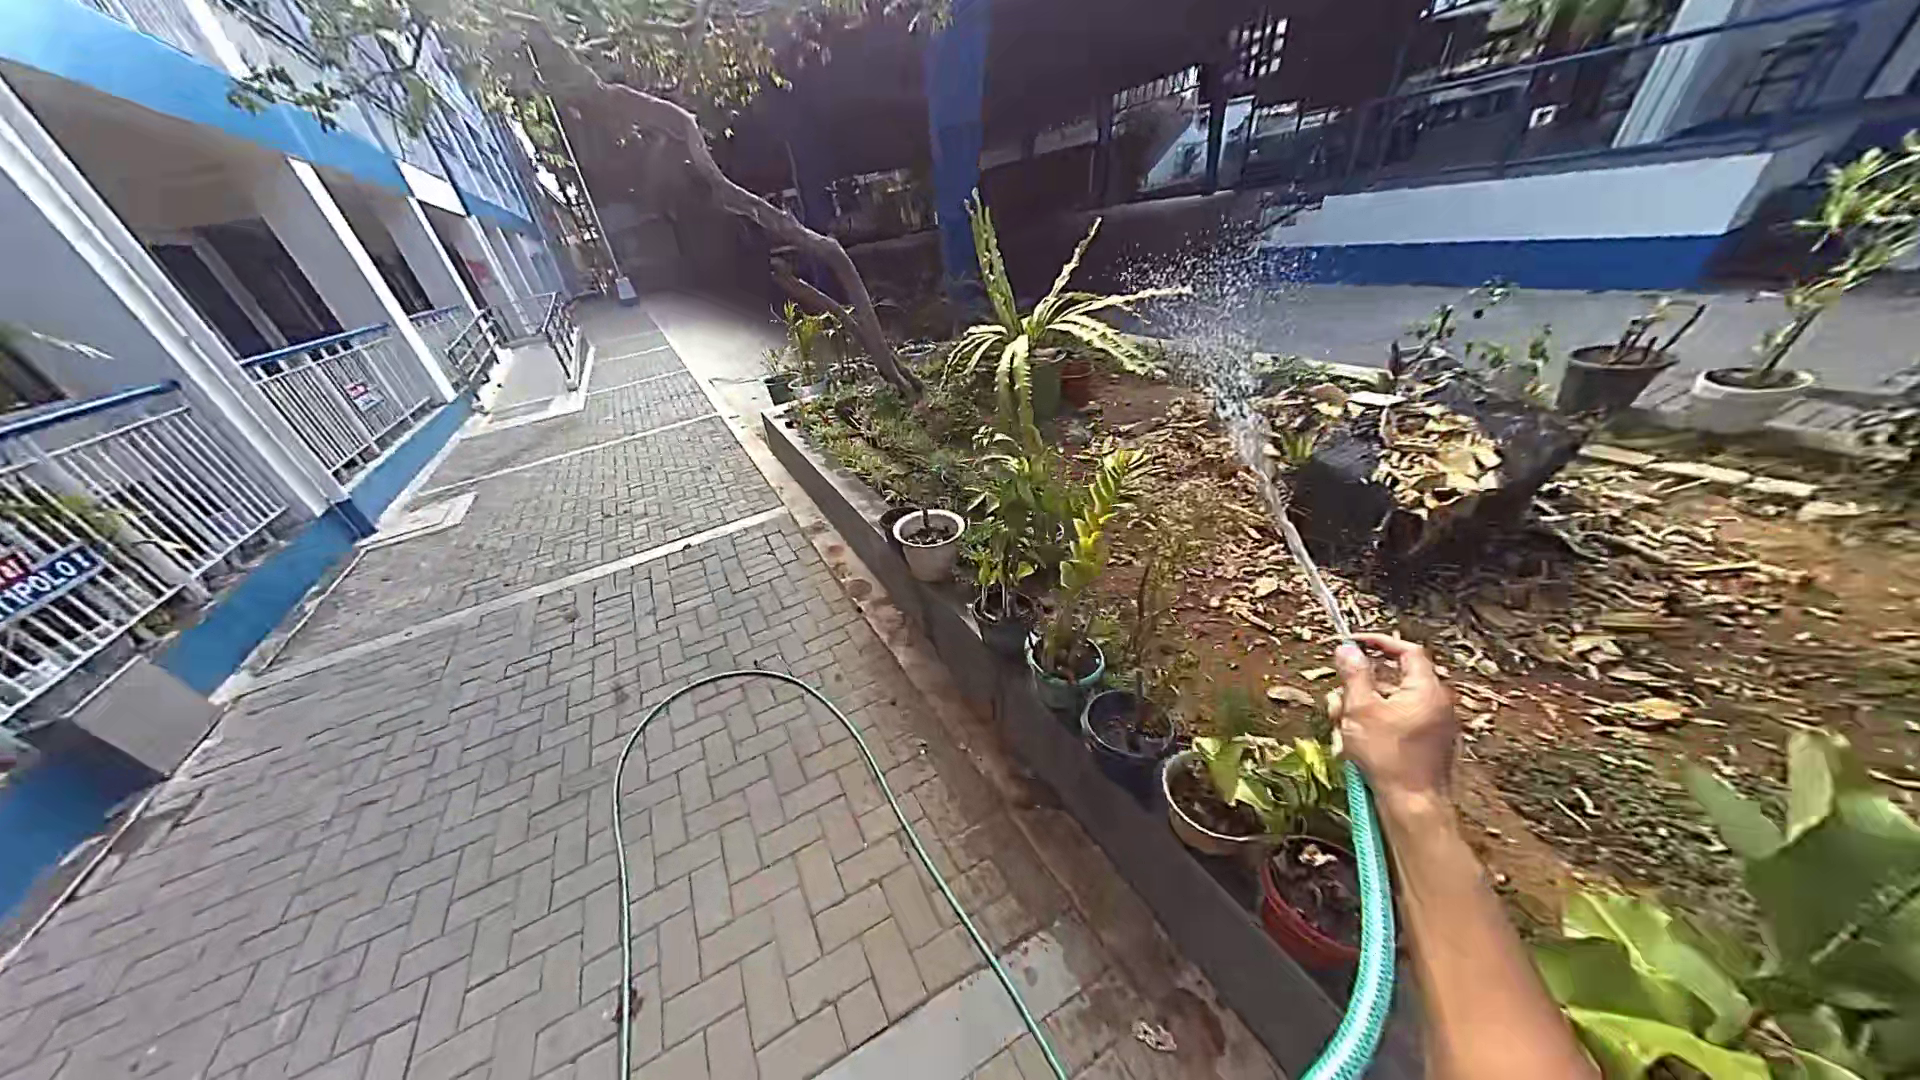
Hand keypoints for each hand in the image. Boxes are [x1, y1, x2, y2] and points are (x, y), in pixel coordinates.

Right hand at [1330, 632, 1457, 810]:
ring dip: (1359, 710)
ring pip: (1386, 703)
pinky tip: (1355, 744)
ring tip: (1343, 730)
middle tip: (1338, 703)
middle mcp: (1435, 704)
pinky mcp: (1424, 743)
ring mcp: (1432, 725)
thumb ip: (1354, 675)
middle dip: (1357, 689)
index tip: (1353, 643)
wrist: (1413, 805)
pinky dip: (1372, 726)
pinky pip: (1393, 722)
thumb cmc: (1388, 755)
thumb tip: (1348, 648)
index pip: (1407, 651)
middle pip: (1389, 680)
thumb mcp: (1361, 709)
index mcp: (1426, 691)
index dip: (1378, 642)